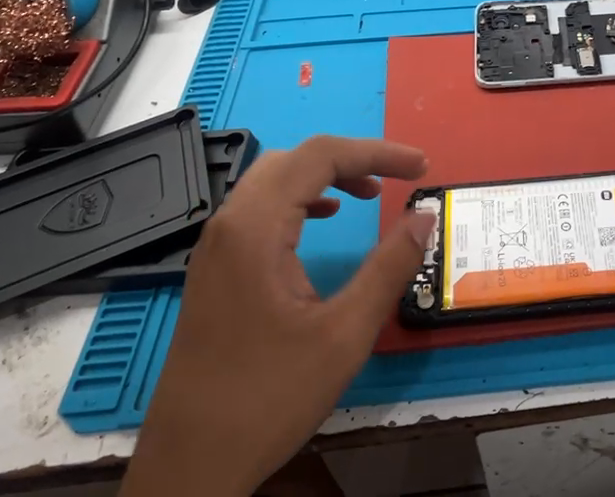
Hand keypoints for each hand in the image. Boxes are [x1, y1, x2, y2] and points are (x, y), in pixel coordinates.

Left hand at [124, 137, 433, 496]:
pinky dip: (299, 199)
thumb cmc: (268, 398)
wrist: (190, 463)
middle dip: (352, 158)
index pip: (320, 157)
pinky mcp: (213, 268)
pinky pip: (259, 208)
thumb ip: (388, 268)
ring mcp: (215, 246)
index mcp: (256, 228)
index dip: (376, 152)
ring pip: (273, 180)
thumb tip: (423, 217)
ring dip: (323, 176)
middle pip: (294, 159)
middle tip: (398, 178)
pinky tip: (322, 219)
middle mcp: (229, 224)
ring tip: (369, 194)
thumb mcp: (344, 336)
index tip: (421, 166)